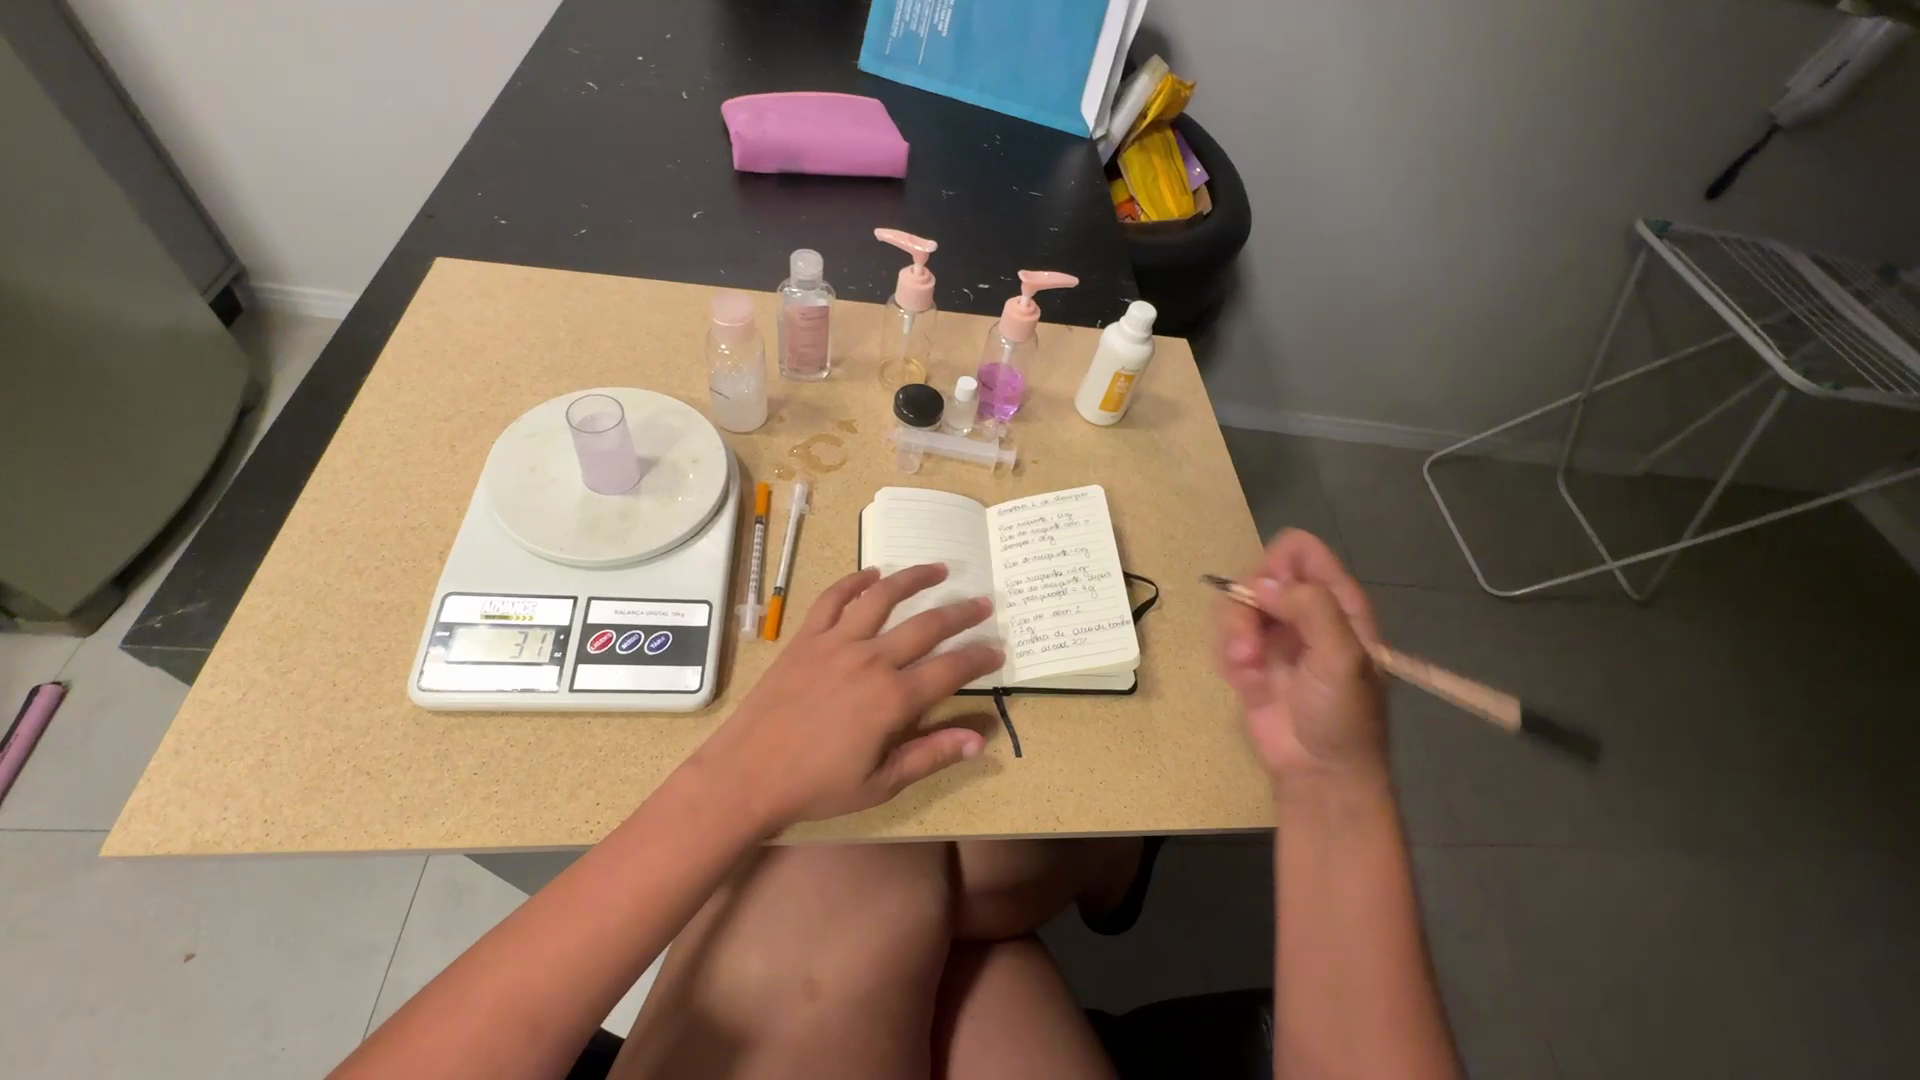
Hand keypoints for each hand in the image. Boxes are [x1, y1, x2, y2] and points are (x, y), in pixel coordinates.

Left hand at [694, 564, 1003, 828]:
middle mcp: (870, 660)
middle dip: (961, 613)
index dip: (980, 658)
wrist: (746, 774)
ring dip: (914, 579)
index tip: (999, 649)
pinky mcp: (805, 638)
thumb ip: (931, 755)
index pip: (951, 670)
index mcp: (893, 699)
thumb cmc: (816, 787)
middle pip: (926, 626)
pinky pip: (833, 599)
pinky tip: (872, 573)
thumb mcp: (880, 784)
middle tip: (984, 602)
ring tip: (938, 569)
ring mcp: (835, 643)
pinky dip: (854, 580)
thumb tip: (981, 740)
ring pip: (882, 597)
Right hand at [1216, 530, 1387, 782]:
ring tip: (1244, 666)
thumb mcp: (1342, 657)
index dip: (1278, 565)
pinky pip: (1224, 639)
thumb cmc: (1343, 714)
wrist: (1320, 771)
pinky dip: (1228, 659)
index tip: (1271, 596)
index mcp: (1336, 602)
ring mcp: (1274, 637)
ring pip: (1234, 606)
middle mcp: (1303, 612)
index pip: (1300, 550)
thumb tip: (1263, 584)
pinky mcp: (1249, 661)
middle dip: (1246, 606)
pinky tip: (1246, 684)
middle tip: (1250, 641)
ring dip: (1232, 635)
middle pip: (1258, 577)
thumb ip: (1311, 608)